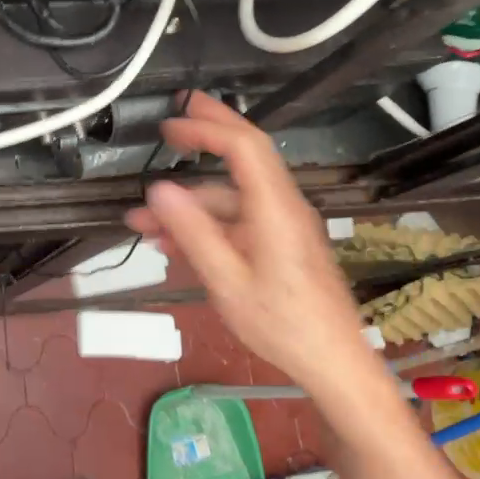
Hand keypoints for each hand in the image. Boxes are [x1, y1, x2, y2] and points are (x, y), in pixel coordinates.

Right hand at [124, 93, 369, 388]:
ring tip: (145, 221)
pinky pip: (239, 221)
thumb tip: (159, 190)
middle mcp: (283, 206)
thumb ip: (193, 232)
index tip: (171, 126)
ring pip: (232, 197)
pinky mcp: (282, 244)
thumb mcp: (228, 282)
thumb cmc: (283, 325)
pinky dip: (207, 225)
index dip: (206, 127)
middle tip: (176, 115)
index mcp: (274, 208)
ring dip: (190, 203)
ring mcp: (283, 225)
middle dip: (210, 130)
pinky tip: (175, 244)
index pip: (243, 146)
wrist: (334, 363)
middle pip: (246, 154)